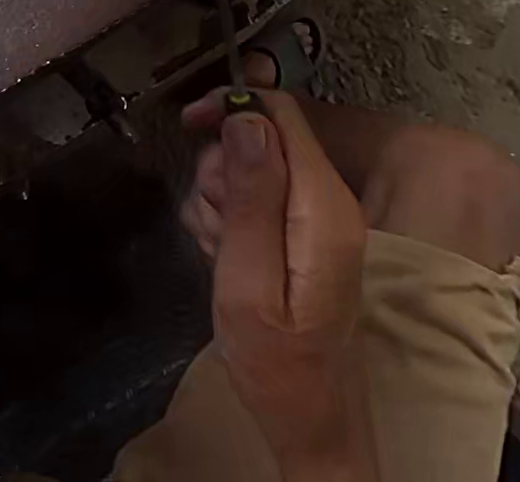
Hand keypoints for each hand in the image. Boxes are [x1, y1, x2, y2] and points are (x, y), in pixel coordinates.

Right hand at [182, 90, 377, 481]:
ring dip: (220, 195)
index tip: (190, 122)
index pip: (281, 115)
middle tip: (213, 219)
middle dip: (222, 166)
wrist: (304, 413)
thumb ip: (251, 196)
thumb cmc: (274, 361)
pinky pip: (252, 192)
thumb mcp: (246, 281)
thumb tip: (247, 119)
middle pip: (261, 136)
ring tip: (218, 246)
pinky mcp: (300, 226)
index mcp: (323, 206)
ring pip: (249, 163)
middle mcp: (328, 199)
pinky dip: (227, 214)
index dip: (232, 106)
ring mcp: (315, 212)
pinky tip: (224, 250)